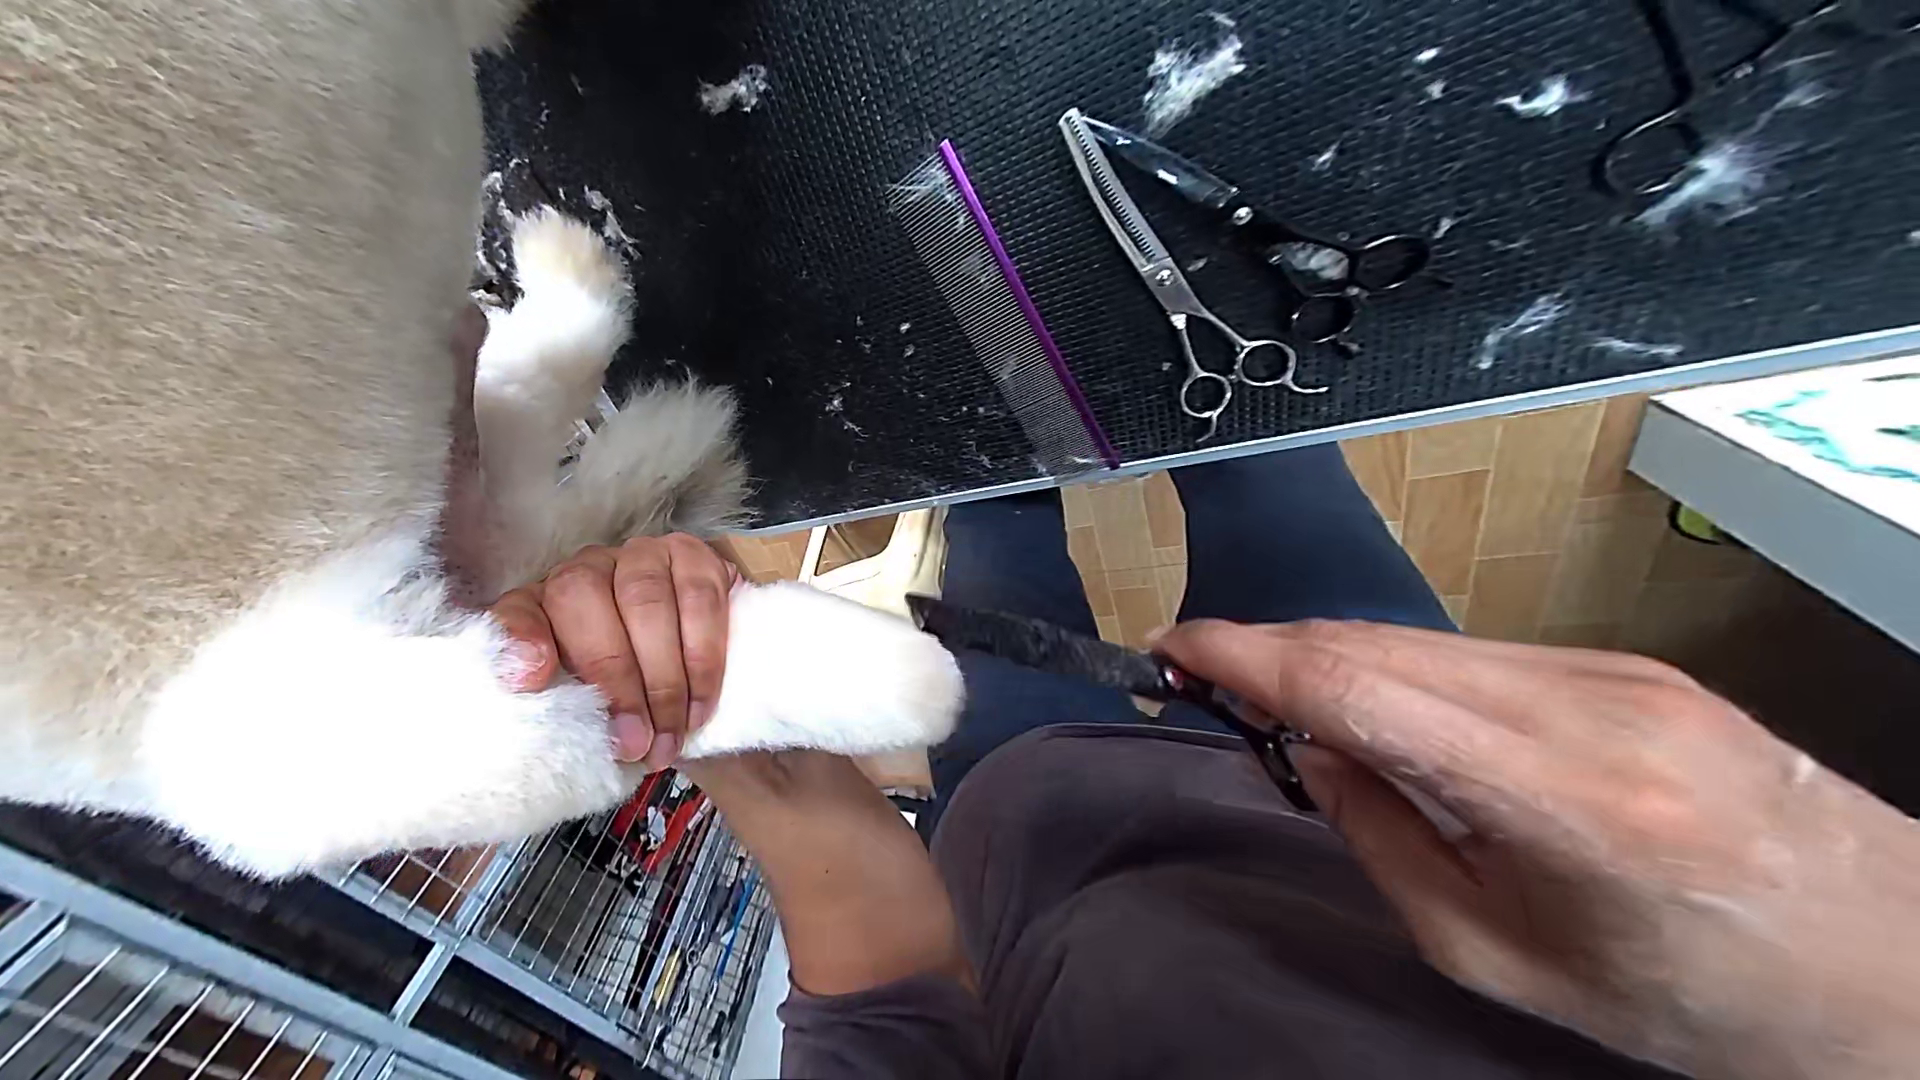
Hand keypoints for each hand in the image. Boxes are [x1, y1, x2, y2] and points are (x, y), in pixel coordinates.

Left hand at [490, 534, 739, 769]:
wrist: (700, 642)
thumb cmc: (637, 676)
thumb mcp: (590, 690)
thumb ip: (566, 699)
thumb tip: (548, 721)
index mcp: (547, 600)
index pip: (520, 609)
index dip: (523, 638)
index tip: (530, 683)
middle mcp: (590, 566)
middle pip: (584, 599)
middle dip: (614, 678)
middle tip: (635, 741)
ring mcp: (645, 553)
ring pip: (647, 601)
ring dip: (663, 676)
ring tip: (672, 731)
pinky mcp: (695, 555)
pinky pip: (700, 601)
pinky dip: (703, 658)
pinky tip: (701, 701)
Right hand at [1156, 619, 1919, 1079]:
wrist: (1919, 978)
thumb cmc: (1688, 1004)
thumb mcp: (1493, 953)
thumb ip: (1378, 835)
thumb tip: (1310, 743)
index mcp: (1564, 801)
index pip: (1354, 688)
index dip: (1244, 656)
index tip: (1172, 646)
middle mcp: (1583, 707)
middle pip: (1365, 645)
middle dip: (1262, 647)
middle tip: (1196, 666)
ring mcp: (1606, 670)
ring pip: (1401, 637)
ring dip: (1312, 654)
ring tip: (1264, 686)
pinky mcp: (1610, 660)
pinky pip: (1450, 649)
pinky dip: (1373, 662)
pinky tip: (1357, 696)